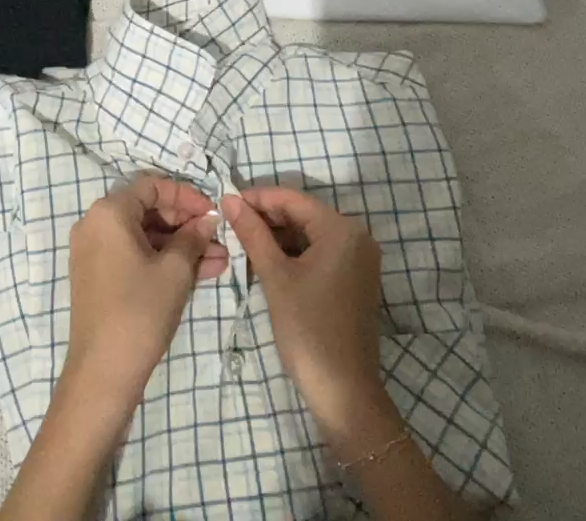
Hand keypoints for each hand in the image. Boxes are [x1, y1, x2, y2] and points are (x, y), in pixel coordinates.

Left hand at [62, 175, 228, 413]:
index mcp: (108, 212)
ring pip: (144, 236)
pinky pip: (134, 255)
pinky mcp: (97, 276)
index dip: (185, 195)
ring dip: (180, 246)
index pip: (151, 186)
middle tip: (219, 240)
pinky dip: (163, 261)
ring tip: (220, 261)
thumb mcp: (175, 271)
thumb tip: (207, 221)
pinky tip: (199, 273)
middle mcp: (94, 224)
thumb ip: (193, 238)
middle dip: (186, 225)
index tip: (212, 213)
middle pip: (147, 210)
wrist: (103, 371)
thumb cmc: (140, 311)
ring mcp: (93, 251)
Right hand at [219, 186, 397, 450]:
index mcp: (341, 229)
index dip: (257, 198)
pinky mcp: (356, 277)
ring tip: (243, 242)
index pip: (292, 198)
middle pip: (303, 213)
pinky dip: (294, 252)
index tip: (224, 202)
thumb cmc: (307, 328)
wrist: (343, 389)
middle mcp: (357, 235)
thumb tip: (229, 199)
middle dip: (267, 217)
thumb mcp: (275, 276)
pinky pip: (321, 251)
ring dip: (278, 235)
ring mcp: (360, 258)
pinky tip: (267, 259)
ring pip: (310, 233)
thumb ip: (253, 233)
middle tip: (230, 224)